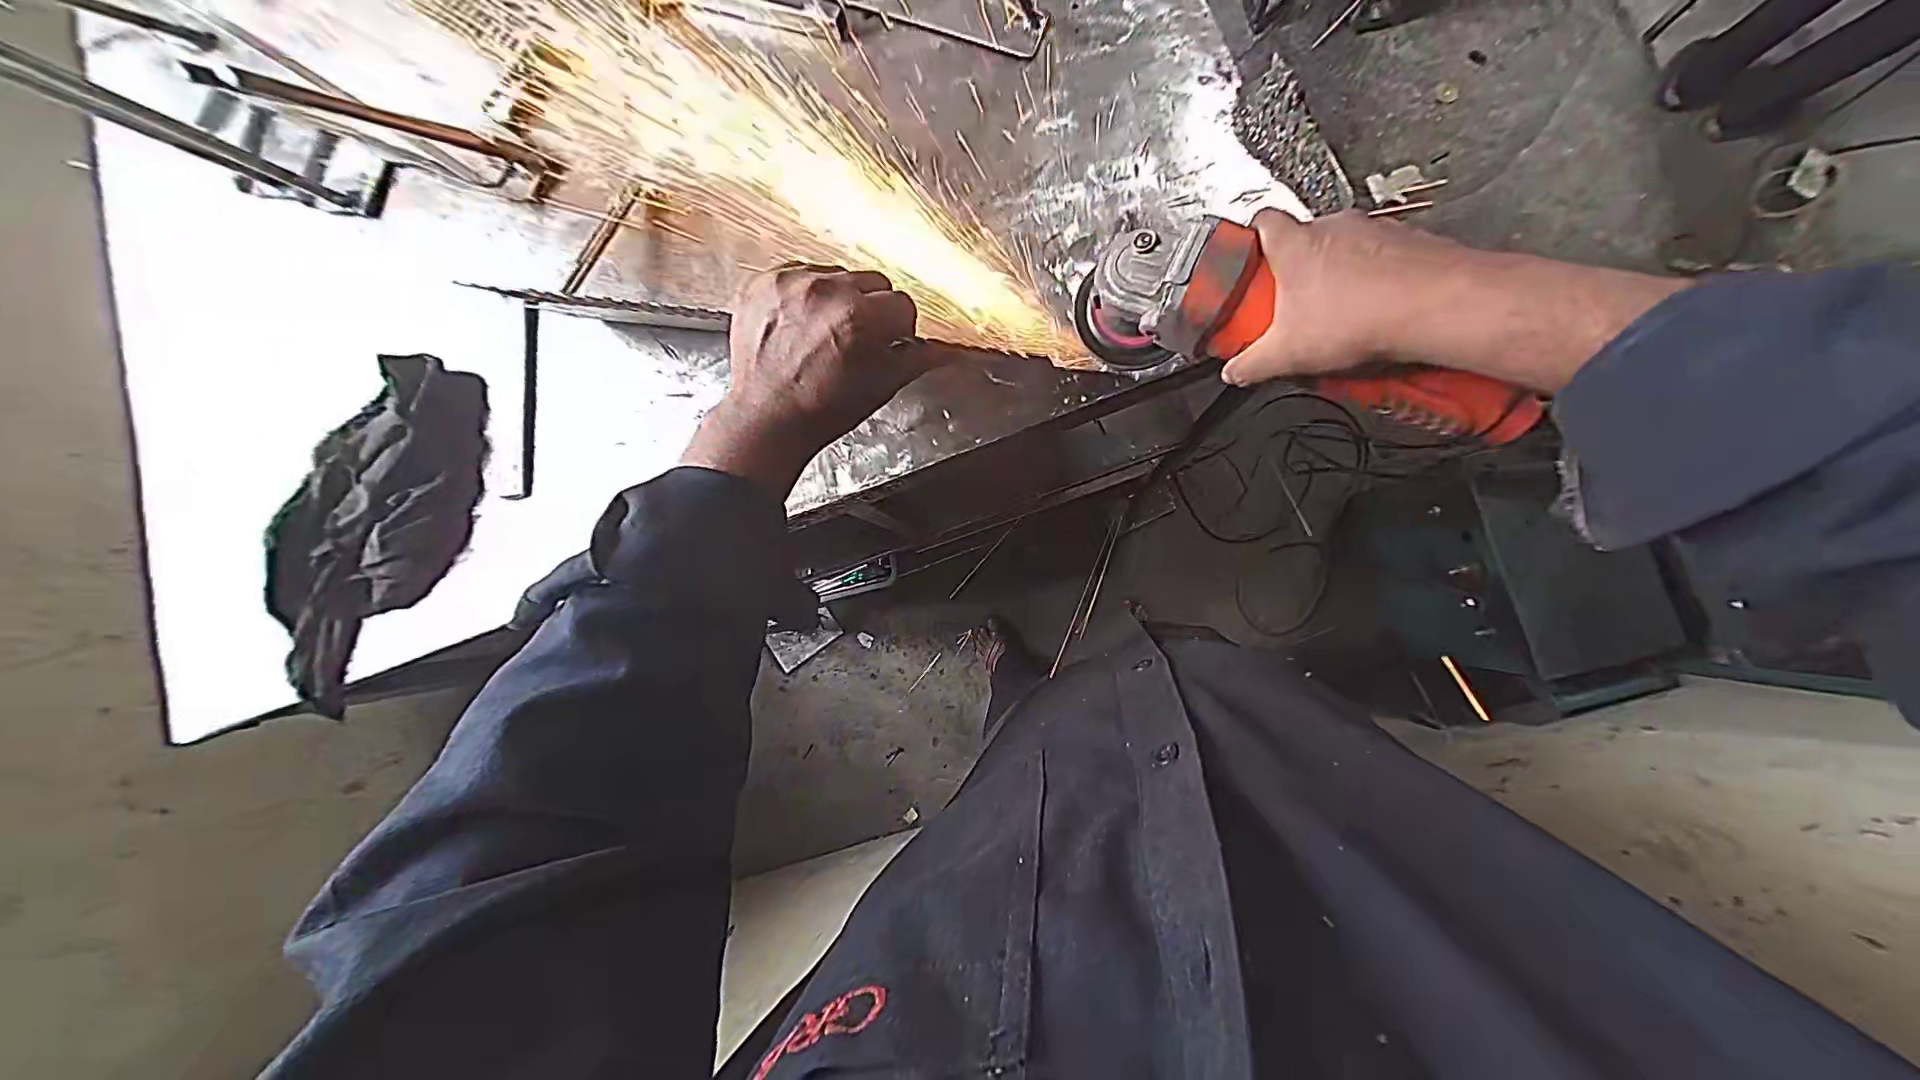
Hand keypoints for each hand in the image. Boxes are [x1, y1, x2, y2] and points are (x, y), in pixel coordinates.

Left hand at [682, 266, 947, 496]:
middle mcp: (824, 291)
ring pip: (837, 274)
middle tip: (856, 339)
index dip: (899, 328)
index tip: (889, 341)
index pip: (902, 303)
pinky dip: (804, 294)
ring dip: (838, 298)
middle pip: (873, 281)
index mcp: (859, 317)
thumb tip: (943, 350)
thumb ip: (915, 360)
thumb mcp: (878, 388)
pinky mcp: (764, 282)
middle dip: (871, 308)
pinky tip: (801, 324)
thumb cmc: (819, 411)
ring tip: (825, 333)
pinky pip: (800, 273)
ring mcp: (791, 283)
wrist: (765, 419)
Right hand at [1221, 209, 1692, 392]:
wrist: (1438, 307)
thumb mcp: (1287, 354)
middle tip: (1288, 306)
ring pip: (1342, 250)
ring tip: (1333, 317)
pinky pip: (1378, 260)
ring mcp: (1375, 232)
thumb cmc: (1364, 315)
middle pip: (1301, 240)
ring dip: (1333, 278)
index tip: (1246, 260)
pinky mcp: (1409, 244)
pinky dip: (1370, 283)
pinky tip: (1370, 315)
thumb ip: (1251, 365)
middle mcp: (1335, 227)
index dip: (1249, 237)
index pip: (1261, 221)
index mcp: (1296, 245)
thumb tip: (1235, 373)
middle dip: (1292, 271)